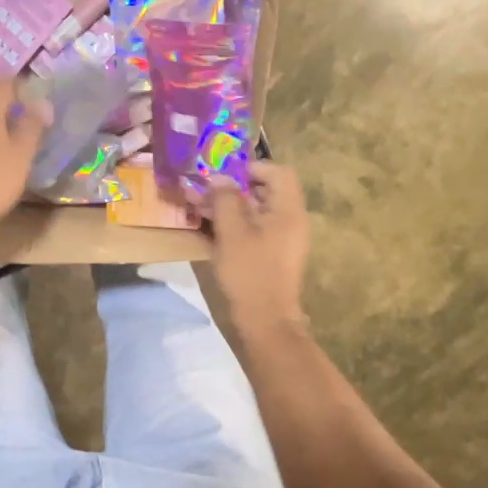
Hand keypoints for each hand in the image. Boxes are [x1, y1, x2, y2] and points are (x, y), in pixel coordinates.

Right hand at [207, 162, 310, 333]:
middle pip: (265, 191)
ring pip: (255, 211)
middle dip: (232, 187)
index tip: (223, 174)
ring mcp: (282, 239)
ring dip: (228, 206)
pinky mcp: (272, 255)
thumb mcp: (232, 231)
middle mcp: (291, 220)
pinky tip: (208, 227)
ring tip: (196, 206)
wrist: (266, 320)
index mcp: (289, 210)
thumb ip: (225, 199)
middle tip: (203, 189)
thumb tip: (219, 178)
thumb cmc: (250, 271)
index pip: (278, 172)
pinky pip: (254, 229)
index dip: (251, 167)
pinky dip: (233, 224)